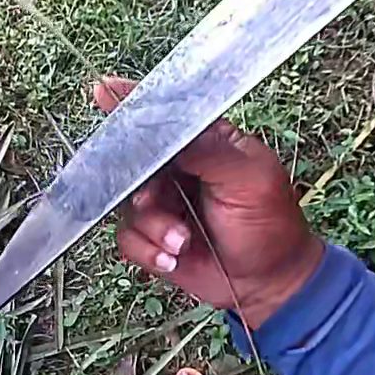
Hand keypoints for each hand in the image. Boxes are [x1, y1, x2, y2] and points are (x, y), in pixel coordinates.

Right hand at [98, 76, 323, 327]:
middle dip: (141, 186)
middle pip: (133, 162)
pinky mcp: (152, 239)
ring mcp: (162, 205)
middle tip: (154, 200)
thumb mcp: (249, 179)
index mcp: (204, 144)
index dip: (132, 104)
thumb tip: (171, 135)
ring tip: (182, 243)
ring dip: (154, 227)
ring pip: (127, 205)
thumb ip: (210, 152)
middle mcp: (177, 171)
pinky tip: (172, 259)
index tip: (104, 92)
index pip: (165, 116)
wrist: (266, 283)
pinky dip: (147, 251)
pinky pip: (127, 238)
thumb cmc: (269, 225)